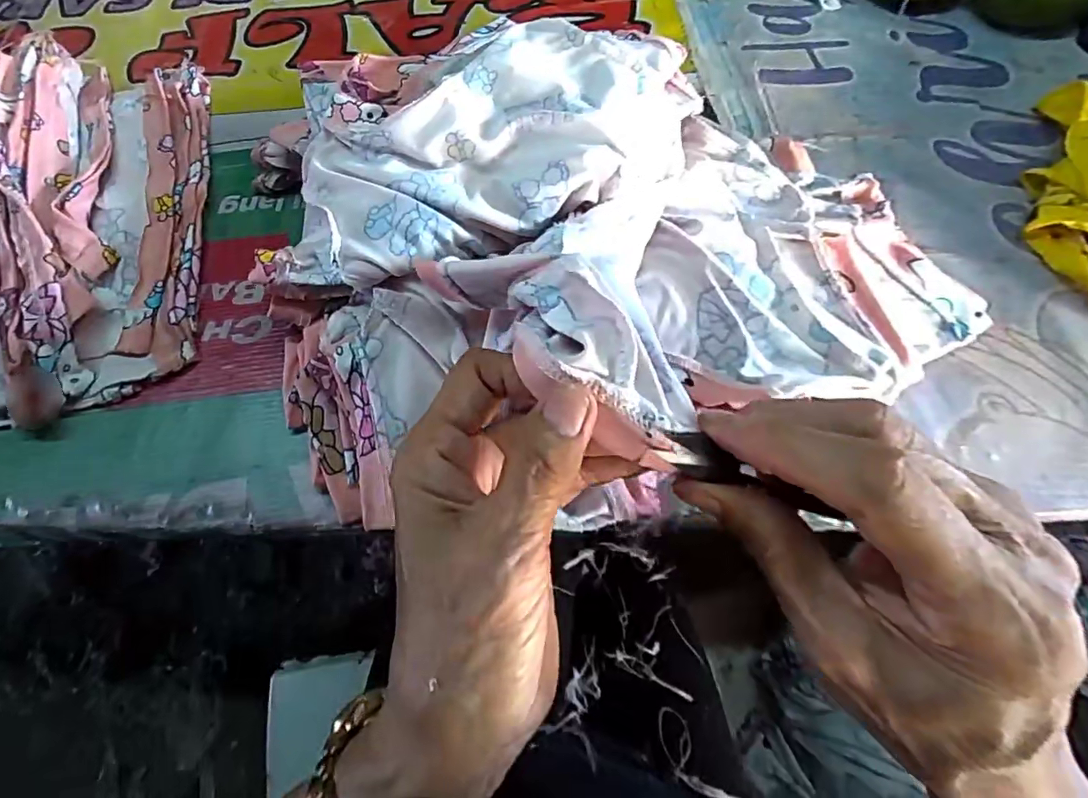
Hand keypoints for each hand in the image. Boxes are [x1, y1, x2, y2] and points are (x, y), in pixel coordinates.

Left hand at [334, 349, 629, 797]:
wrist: (469, 717)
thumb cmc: (469, 626)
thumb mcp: (504, 540)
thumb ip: (539, 465)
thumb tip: (575, 388)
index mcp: (436, 452)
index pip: (477, 378)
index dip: (527, 370)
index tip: (588, 376)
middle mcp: (463, 461)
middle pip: (519, 405)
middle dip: (571, 401)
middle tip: (636, 402)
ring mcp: (497, 490)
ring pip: (547, 441)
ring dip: (593, 434)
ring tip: (650, 430)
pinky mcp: (526, 519)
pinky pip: (561, 476)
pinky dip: (596, 467)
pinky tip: (639, 462)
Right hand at [674, 400, 1087, 797]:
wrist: (1006, 741)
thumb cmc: (918, 710)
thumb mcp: (833, 644)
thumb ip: (775, 551)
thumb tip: (703, 484)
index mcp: (988, 596)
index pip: (883, 484)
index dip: (791, 446)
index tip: (716, 433)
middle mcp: (1013, 537)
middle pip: (886, 441)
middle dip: (786, 425)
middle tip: (717, 433)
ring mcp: (1008, 509)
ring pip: (889, 431)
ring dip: (802, 424)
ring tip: (744, 441)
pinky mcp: (986, 496)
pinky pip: (896, 444)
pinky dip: (827, 438)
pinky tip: (789, 456)